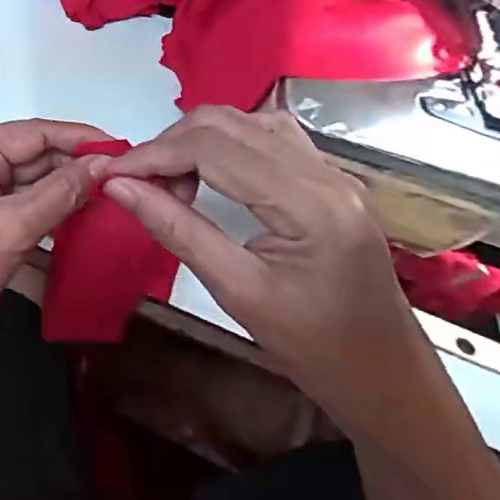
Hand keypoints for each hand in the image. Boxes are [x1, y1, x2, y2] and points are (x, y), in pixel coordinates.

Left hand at [0, 120, 110, 362]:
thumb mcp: (13, 229)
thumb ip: (60, 192)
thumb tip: (104, 165)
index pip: (33, 133)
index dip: (79, 138)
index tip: (121, 147)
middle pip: (35, 151)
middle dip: (77, 162)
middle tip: (124, 172)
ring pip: (35, 173)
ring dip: (70, 182)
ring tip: (114, 186)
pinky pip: (27, 193)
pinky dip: (55, 199)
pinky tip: (86, 204)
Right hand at [100, 105, 418, 402]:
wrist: (387, 378)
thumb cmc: (316, 349)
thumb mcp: (238, 292)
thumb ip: (177, 229)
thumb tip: (119, 186)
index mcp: (309, 202)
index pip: (212, 148)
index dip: (154, 153)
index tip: (112, 172)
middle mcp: (323, 170)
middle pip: (227, 123)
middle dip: (171, 144)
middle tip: (139, 184)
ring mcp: (330, 168)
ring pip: (244, 121)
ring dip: (196, 140)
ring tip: (171, 182)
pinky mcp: (327, 174)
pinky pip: (265, 134)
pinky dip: (224, 143)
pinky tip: (208, 171)